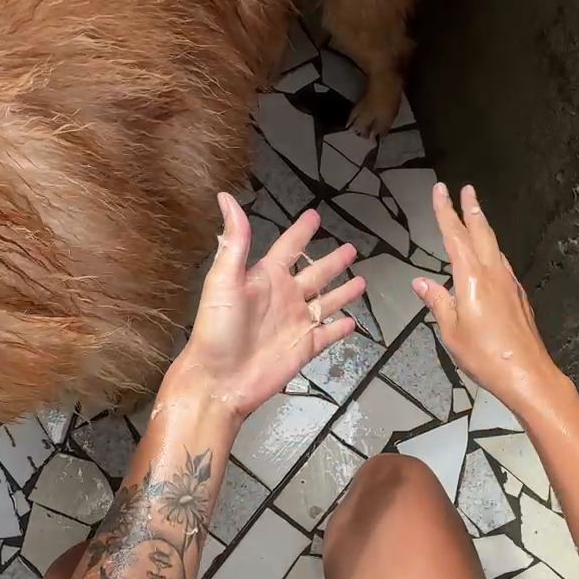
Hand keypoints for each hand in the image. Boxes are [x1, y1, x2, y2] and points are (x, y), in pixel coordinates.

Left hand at [161, 195, 364, 419]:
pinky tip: (352, 322)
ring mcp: (297, 323)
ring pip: (327, 302)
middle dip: (333, 261)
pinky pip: (328, 334)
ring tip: (362, 281)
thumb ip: (234, 241)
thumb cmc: (216, 330)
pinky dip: (341, 329)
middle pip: (316, 274)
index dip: (302, 232)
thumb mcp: (223, 280)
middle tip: (351, 249)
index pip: (289, 247)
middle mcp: (285, 298)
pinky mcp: (305, 347)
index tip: (315, 216)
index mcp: (266, 278)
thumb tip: (227, 198)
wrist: (220, 379)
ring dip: (344, 292)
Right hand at [412, 184, 565, 410]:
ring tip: (476, 217)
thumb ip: (437, 302)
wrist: (526, 373)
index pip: (455, 236)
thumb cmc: (484, 355)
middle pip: (481, 233)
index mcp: (472, 278)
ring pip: (494, 247)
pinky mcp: (518, 298)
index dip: (445, 212)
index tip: (440, 190)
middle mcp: (493, 274)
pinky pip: (502, 265)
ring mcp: (509, 284)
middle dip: (471, 210)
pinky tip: (491, 259)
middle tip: (467, 189)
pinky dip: (493, 252)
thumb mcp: (451, 331)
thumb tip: (421, 283)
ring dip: (484, 228)